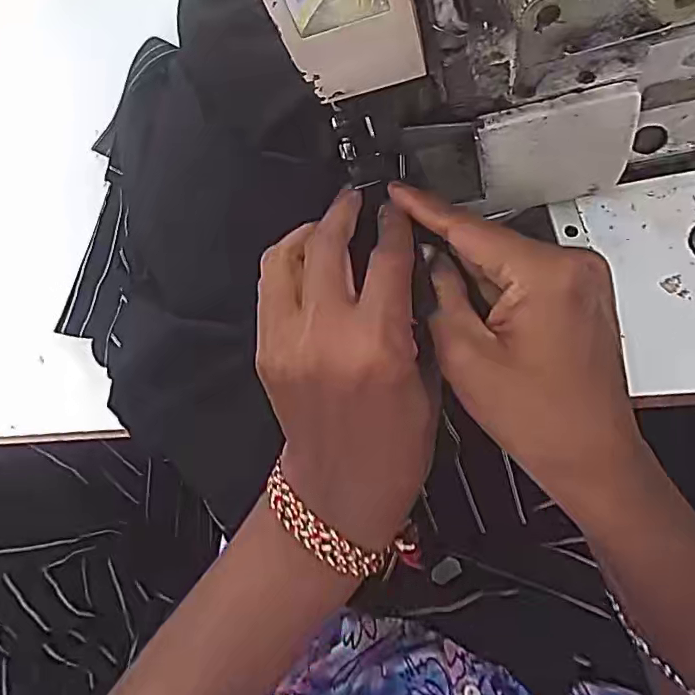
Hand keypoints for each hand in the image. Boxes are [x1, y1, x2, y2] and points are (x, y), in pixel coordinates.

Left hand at [256, 188, 436, 551]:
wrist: (337, 494)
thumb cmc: (392, 450)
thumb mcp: (428, 383)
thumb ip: (416, 321)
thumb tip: (409, 271)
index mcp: (378, 346)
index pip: (387, 260)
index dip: (394, 226)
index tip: (396, 211)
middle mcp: (327, 336)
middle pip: (330, 244)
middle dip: (346, 211)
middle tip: (357, 200)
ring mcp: (288, 341)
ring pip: (288, 256)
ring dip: (310, 230)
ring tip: (327, 223)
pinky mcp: (267, 349)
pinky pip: (271, 285)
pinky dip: (288, 260)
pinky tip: (305, 258)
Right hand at [389, 182, 649, 518]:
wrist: (593, 456)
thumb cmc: (545, 423)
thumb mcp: (467, 358)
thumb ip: (441, 295)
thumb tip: (430, 260)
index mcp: (547, 275)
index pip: (472, 227)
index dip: (426, 209)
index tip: (401, 193)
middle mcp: (574, 266)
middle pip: (492, 240)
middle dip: (448, 249)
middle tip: (408, 256)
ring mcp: (583, 277)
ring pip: (507, 257)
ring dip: (472, 271)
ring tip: (447, 304)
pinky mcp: (581, 291)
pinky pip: (527, 272)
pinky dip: (496, 284)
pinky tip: (477, 310)